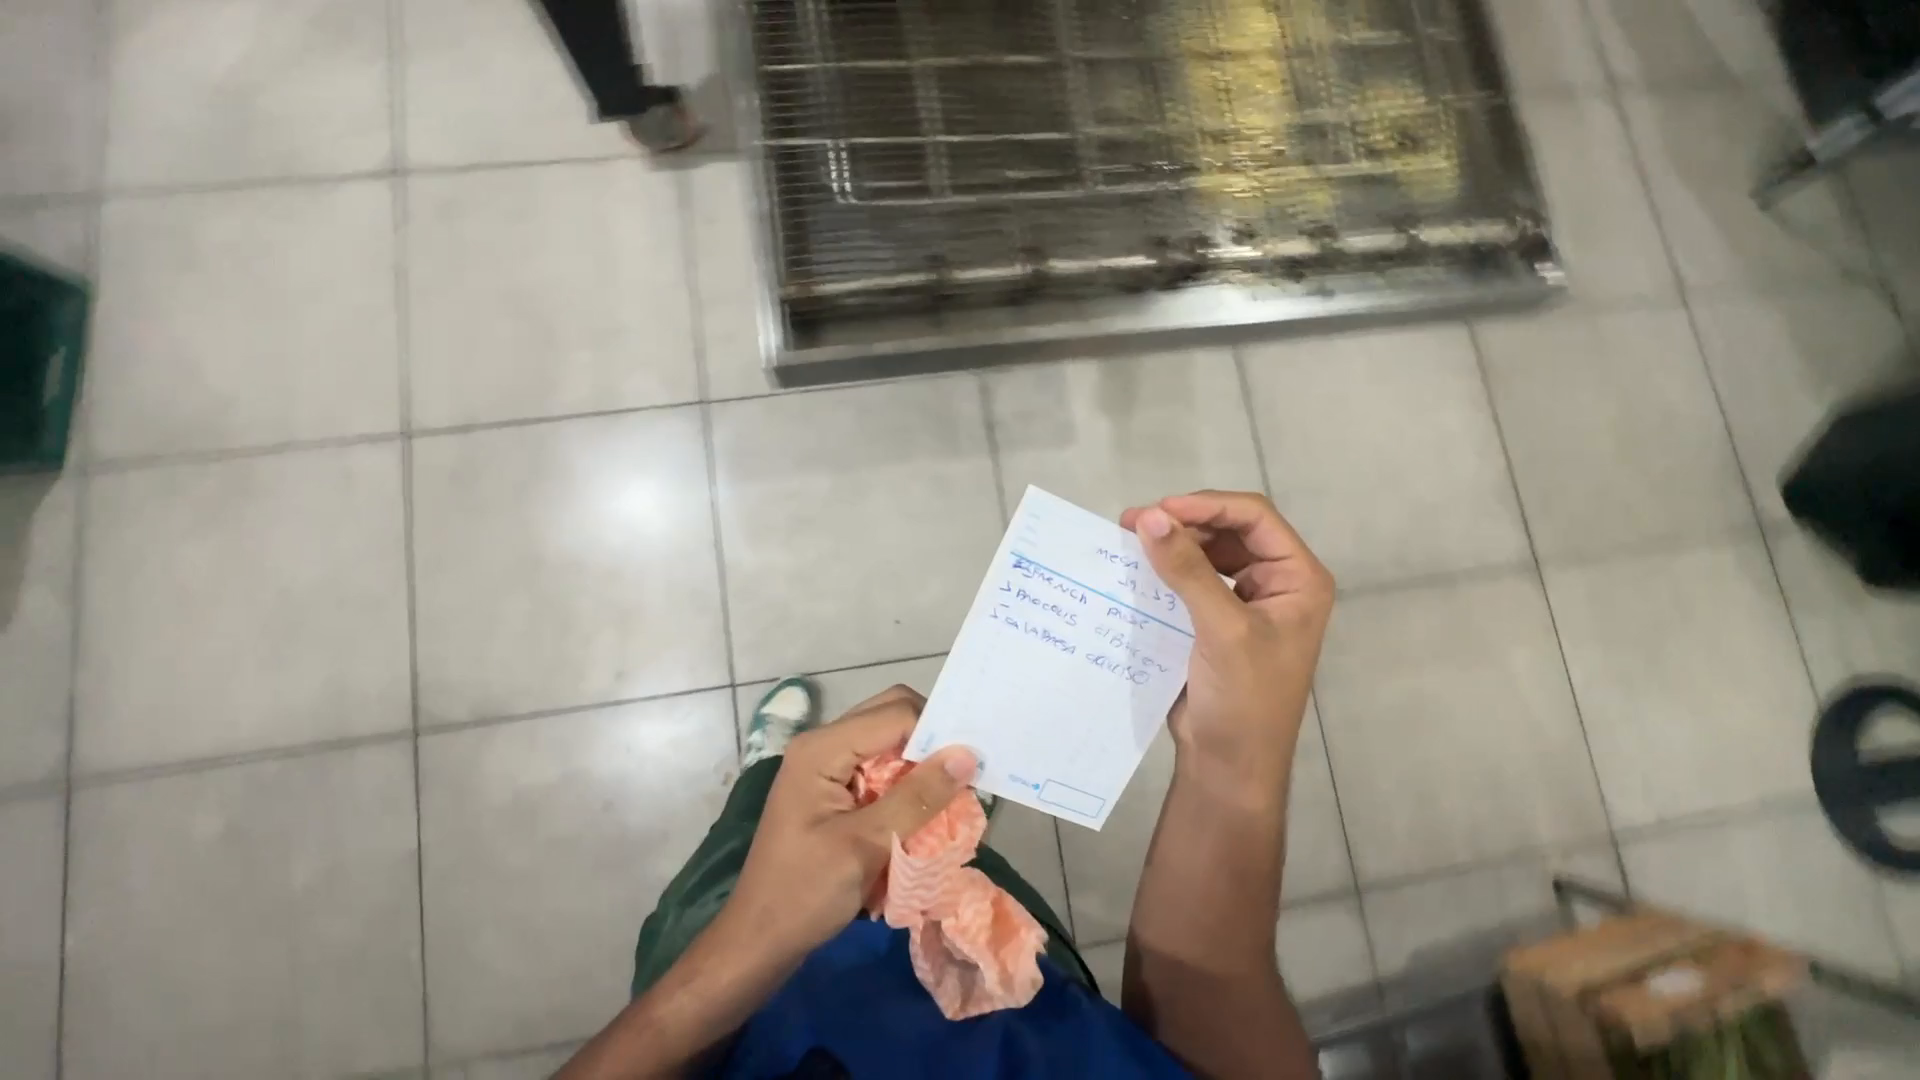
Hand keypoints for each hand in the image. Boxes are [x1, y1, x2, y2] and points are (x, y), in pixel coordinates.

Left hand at [721, 687, 978, 961]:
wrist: (759, 941)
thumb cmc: (805, 893)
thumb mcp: (865, 845)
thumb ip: (916, 797)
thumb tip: (967, 755)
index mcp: (822, 748)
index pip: (895, 713)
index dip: (937, 731)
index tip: (975, 761)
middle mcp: (823, 745)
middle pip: (891, 716)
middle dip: (932, 739)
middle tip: (968, 772)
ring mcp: (826, 766)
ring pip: (888, 740)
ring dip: (921, 761)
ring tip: (955, 790)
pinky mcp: (834, 789)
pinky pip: (879, 766)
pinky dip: (906, 780)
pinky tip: (927, 807)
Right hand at [1120, 491, 1333, 781]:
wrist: (1229, 764)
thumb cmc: (1243, 698)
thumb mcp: (1221, 629)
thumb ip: (1188, 570)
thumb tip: (1150, 516)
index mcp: (1298, 579)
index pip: (1254, 518)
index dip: (1207, 506)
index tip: (1158, 510)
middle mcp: (1276, 583)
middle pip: (1229, 530)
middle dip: (1184, 522)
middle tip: (1133, 524)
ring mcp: (1246, 602)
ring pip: (1208, 553)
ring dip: (1172, 545)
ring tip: (1129, 540)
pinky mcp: (1216, 621)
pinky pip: (1191, 580)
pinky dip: (1165, 571)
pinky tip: (1136, 570)